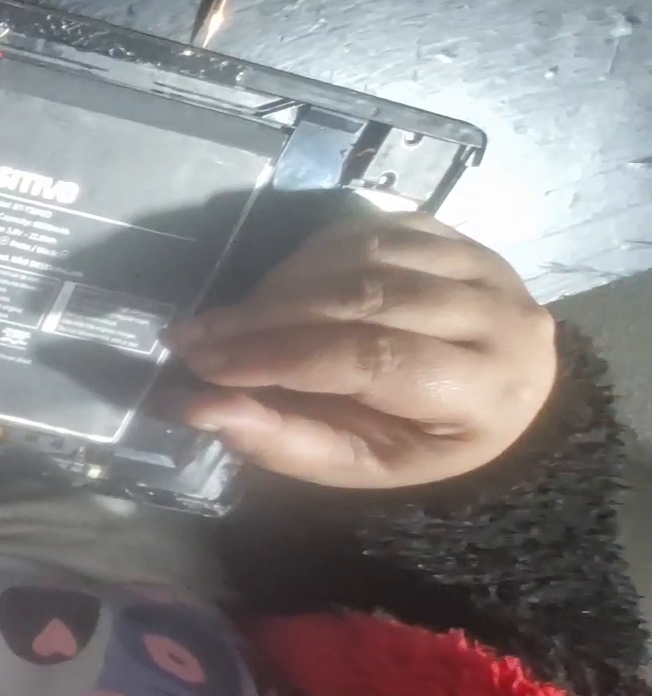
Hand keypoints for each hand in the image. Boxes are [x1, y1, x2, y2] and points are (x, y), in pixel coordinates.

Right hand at [164, 213, 556, 488]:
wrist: (479, 399)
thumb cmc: (403, 440)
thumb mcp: (345, 463)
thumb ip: (277, 441)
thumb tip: (197, 408)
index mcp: (484, 391)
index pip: (370, 359)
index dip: (276, 357)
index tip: (200, 364)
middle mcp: (502, 319)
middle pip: (364, 299)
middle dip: (261, 318)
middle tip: (192, 338)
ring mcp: (486, 267)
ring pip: (364, 255)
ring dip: (278, 285)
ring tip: (229, 319)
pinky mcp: (458, 237)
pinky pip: (370, 231)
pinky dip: (306, 256)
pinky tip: (274, 289)